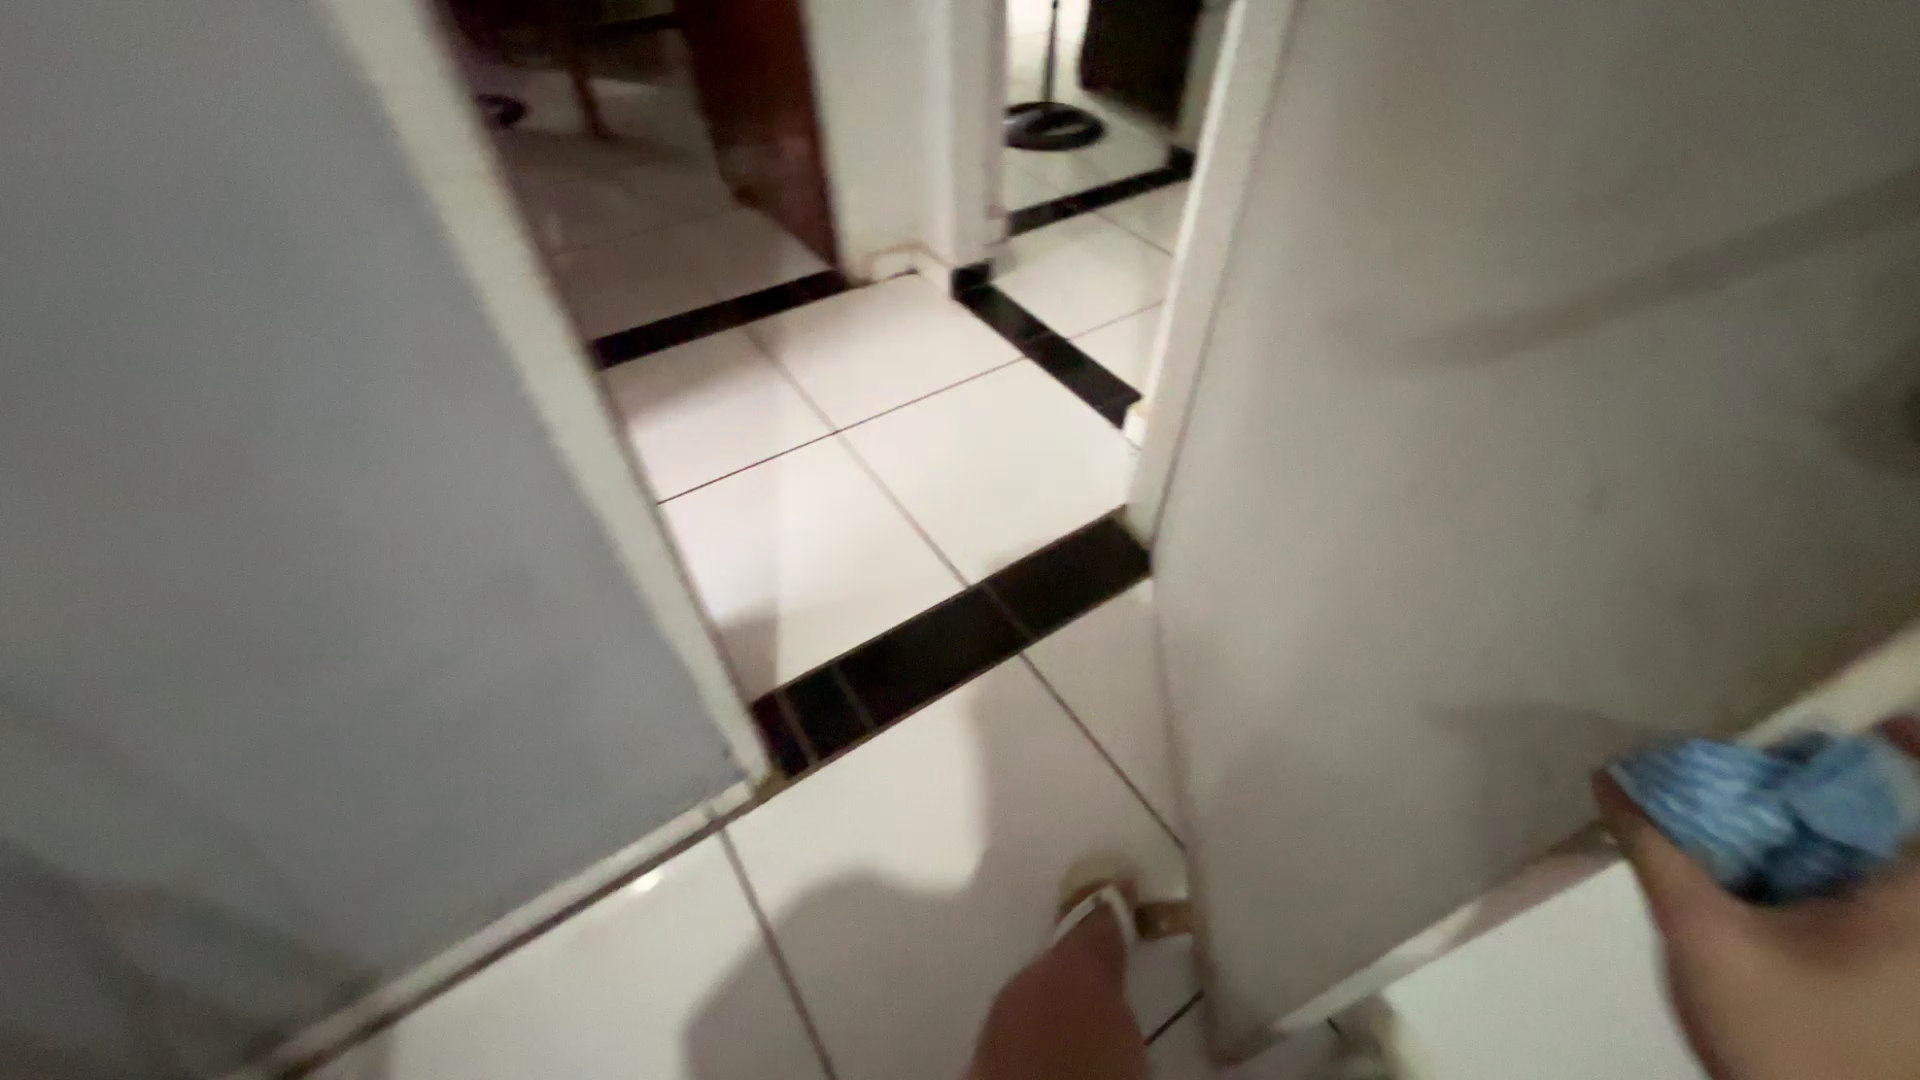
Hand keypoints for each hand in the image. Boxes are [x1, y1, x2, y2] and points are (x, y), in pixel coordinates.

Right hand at [1594, 717, 1919, 1079]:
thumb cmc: (1788, 1035)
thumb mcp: (1705, 936)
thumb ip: (1657, 849)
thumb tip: (1610, 778)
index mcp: (1916, 901)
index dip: (1915, 747)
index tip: (1866, 712)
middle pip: (1889, 821)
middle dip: (1824, 782)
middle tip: (1751, 761)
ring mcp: (1910, 946)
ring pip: (1865, 859)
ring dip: (1807, 825)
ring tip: (1734, 806)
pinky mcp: (1889, 972)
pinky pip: (1852, 893)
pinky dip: (1803, 865)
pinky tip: (1746, 869)